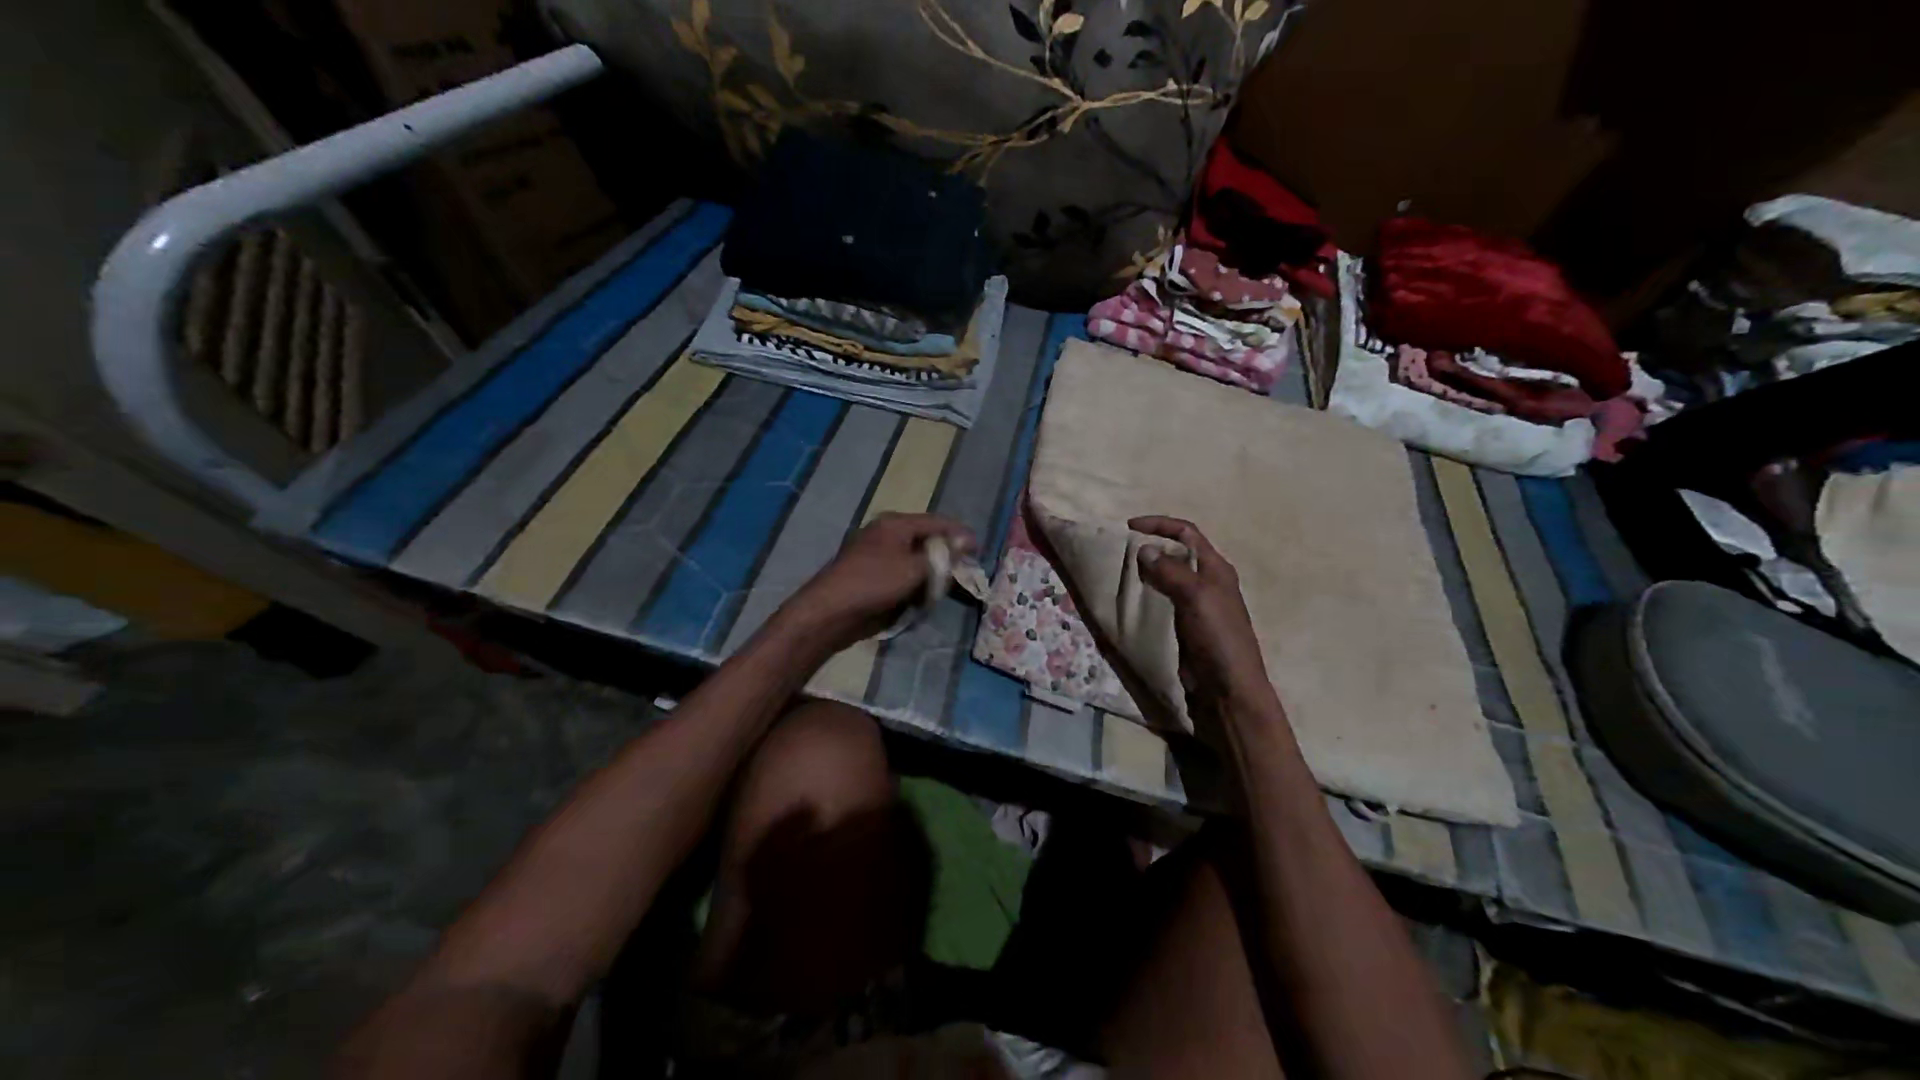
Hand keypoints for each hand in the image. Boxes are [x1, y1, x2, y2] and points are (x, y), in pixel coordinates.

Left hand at [777, 513, 975, 650]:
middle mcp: (886, 534)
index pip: (936, 522)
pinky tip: (925, 596)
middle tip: (966, 570)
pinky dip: (916, 582)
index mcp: (895, 524)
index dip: (959, 534)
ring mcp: (877, 554)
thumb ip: (942, 555)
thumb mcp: (914, 568)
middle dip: (946, 554)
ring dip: (931, 572)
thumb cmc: (874, 583)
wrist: (830, 611)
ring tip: (949, 585)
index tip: (979, 549)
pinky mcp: (872, 575)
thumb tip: (967, 540)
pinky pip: (902, 573)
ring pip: (915, 558)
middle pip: (926, 539)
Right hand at [1131, 516, 1273, 711]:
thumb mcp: (1196, 597)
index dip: (1160, 524)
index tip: (1129, 527)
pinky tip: (1129, 597)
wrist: (1226, 689)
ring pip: (1166, 576)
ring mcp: (1194, 605)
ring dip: (1145, 570)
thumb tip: (1145, 549)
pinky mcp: (1183, 625)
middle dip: (1149, 546)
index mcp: (1216, 568)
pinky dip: (1145, 593)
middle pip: (1175, 552)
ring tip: (1119, 571)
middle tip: (1119, 550)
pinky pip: (1161, 600)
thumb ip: (1170, 571)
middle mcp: (1206, 582)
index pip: (1186, 533)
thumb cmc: (1218, 638)